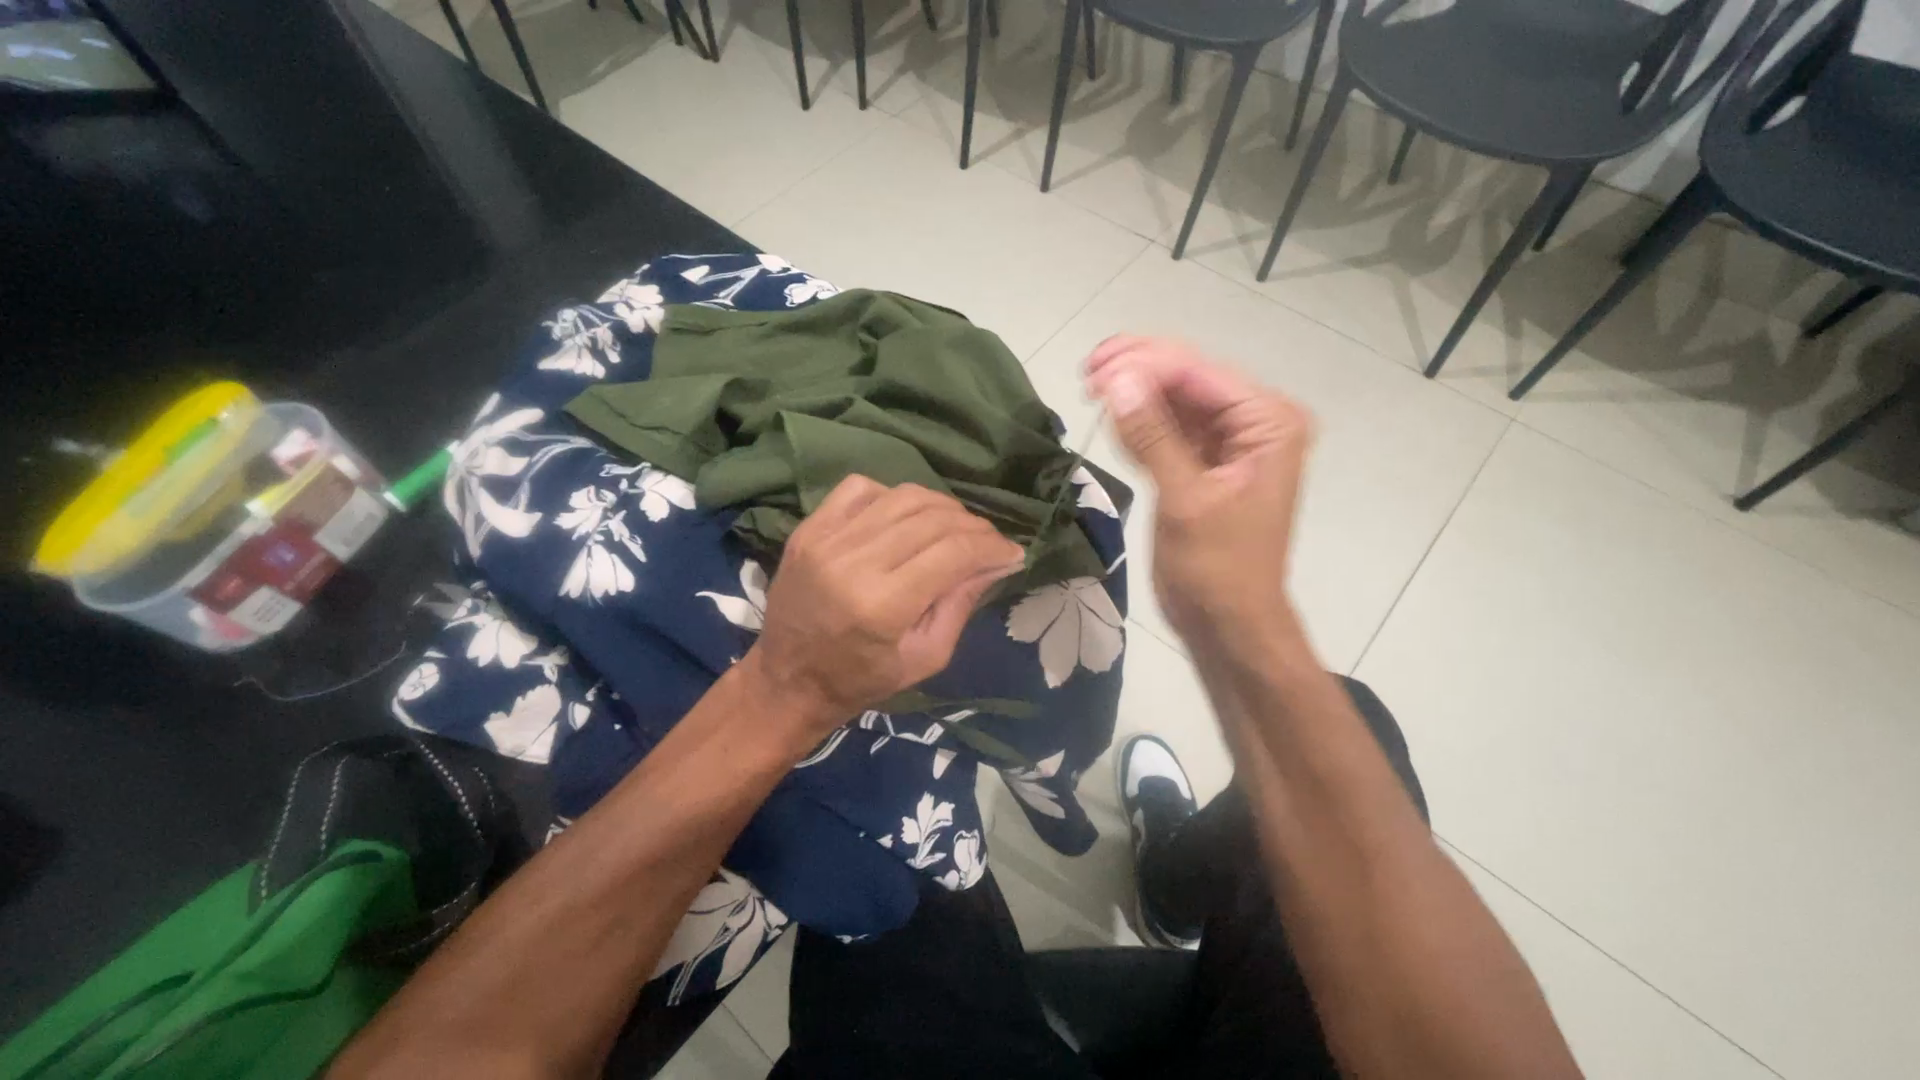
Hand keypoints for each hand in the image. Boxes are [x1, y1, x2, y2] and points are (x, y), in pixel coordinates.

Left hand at [740, 476, 1025, 742]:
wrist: (787, 680)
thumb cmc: (862, 680)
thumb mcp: (925, 657)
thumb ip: (961, 604)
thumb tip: (999, 560)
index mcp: (883, 605)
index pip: (953, 552)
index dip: (992, 547)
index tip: (1013, 552)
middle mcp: (853, 562)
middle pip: (933, 518)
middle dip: (974, 527)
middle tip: (990, 543)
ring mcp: (826, 539)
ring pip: (902, 496)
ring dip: (941, 507)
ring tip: (956, 528)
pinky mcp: (809, 528)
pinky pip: (861, 488)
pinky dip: (894, 495)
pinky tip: (905, 518)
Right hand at [1085, 336, 1312, 644]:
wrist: (1229, 625)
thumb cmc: (1218, 569)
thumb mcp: (1186, 500)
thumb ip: (1153, 436)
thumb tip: (1116, 380)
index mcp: (1268, 421)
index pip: (1199, 372)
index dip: (1144, 364)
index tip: (1092, 373)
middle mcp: (1256, 421)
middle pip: (1188, 377)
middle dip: (1137, 371)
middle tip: (1086, 374)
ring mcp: (1232, 441)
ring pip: (1175, 398)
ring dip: (1134, 394)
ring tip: (1089, 390)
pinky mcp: (1206, 463)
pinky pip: (1170, 428)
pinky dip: (1140, 423)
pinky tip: (1111, 419)